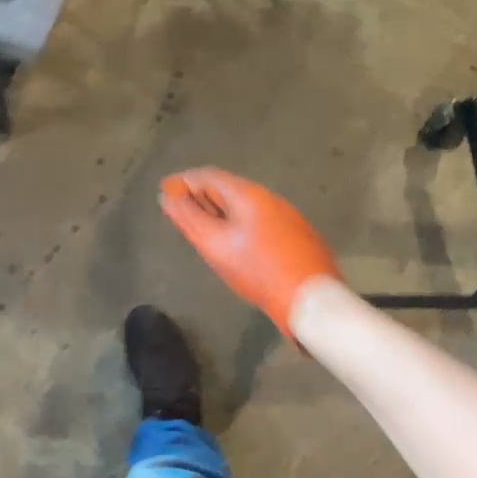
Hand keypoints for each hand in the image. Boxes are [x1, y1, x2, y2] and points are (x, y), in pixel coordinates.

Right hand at [159, 168, 341, 335]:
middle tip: (181, 214)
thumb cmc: (256, 270)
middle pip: (228, 188)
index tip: (164, 193)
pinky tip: (234, 243)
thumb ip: (188, 217)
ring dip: (220, 211)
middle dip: (201, 197)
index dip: (183, 182)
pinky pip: (260, 219)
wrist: (312, 301)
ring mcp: (289, 216)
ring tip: (204, 230)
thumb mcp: (213, 244)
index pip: (208, 176)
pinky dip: (239, 223)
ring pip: (245, 205)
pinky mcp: (298, 234)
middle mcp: (270, 198)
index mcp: (249, 195)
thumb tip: (167, 196)